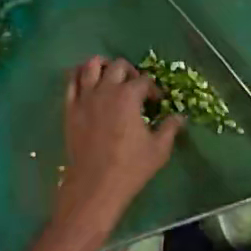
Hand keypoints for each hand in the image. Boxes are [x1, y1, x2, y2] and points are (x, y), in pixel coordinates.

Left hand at [52, 57, 183, 243]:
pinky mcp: (70, 108)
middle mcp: (106, 89)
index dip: (153, 89)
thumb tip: (180, 117)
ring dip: (103, 65)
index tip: (157, 102)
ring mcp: (85, 97)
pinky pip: (71, 81)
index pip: (144, 80)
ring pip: (90, 66)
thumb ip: (170, 128)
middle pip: (118, 66)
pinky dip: (79, 76)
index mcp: (129, 96)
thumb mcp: (158, 149)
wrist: (94, 185)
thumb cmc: (129, 168)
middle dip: (130, 72)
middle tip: (135, 87)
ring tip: (110, 75)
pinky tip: (87, 82)